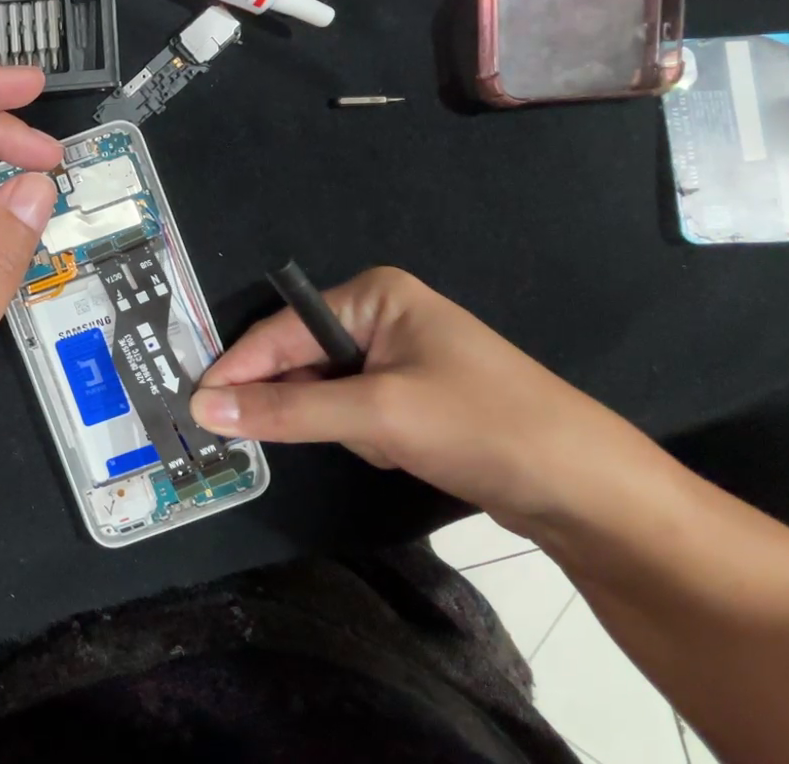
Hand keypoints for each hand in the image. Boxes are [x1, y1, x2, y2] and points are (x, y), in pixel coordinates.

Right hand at [189, 267, 645, 528]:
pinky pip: (352, 411)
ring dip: (338, 425)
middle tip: (315, 433)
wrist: (593, 494)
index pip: (279, 331)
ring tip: (386, 444)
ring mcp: (398, 356)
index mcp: (373, 295)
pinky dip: (362, 436)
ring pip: (322, 392)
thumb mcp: (376, 416)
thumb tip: (200, 408)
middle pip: (298, 360)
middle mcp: (381, 315)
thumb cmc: (483, 428)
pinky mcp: (411, 395)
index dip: (237, 370)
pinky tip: (401, 451)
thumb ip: (283, 410)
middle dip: (305, 403)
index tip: (195, 407)